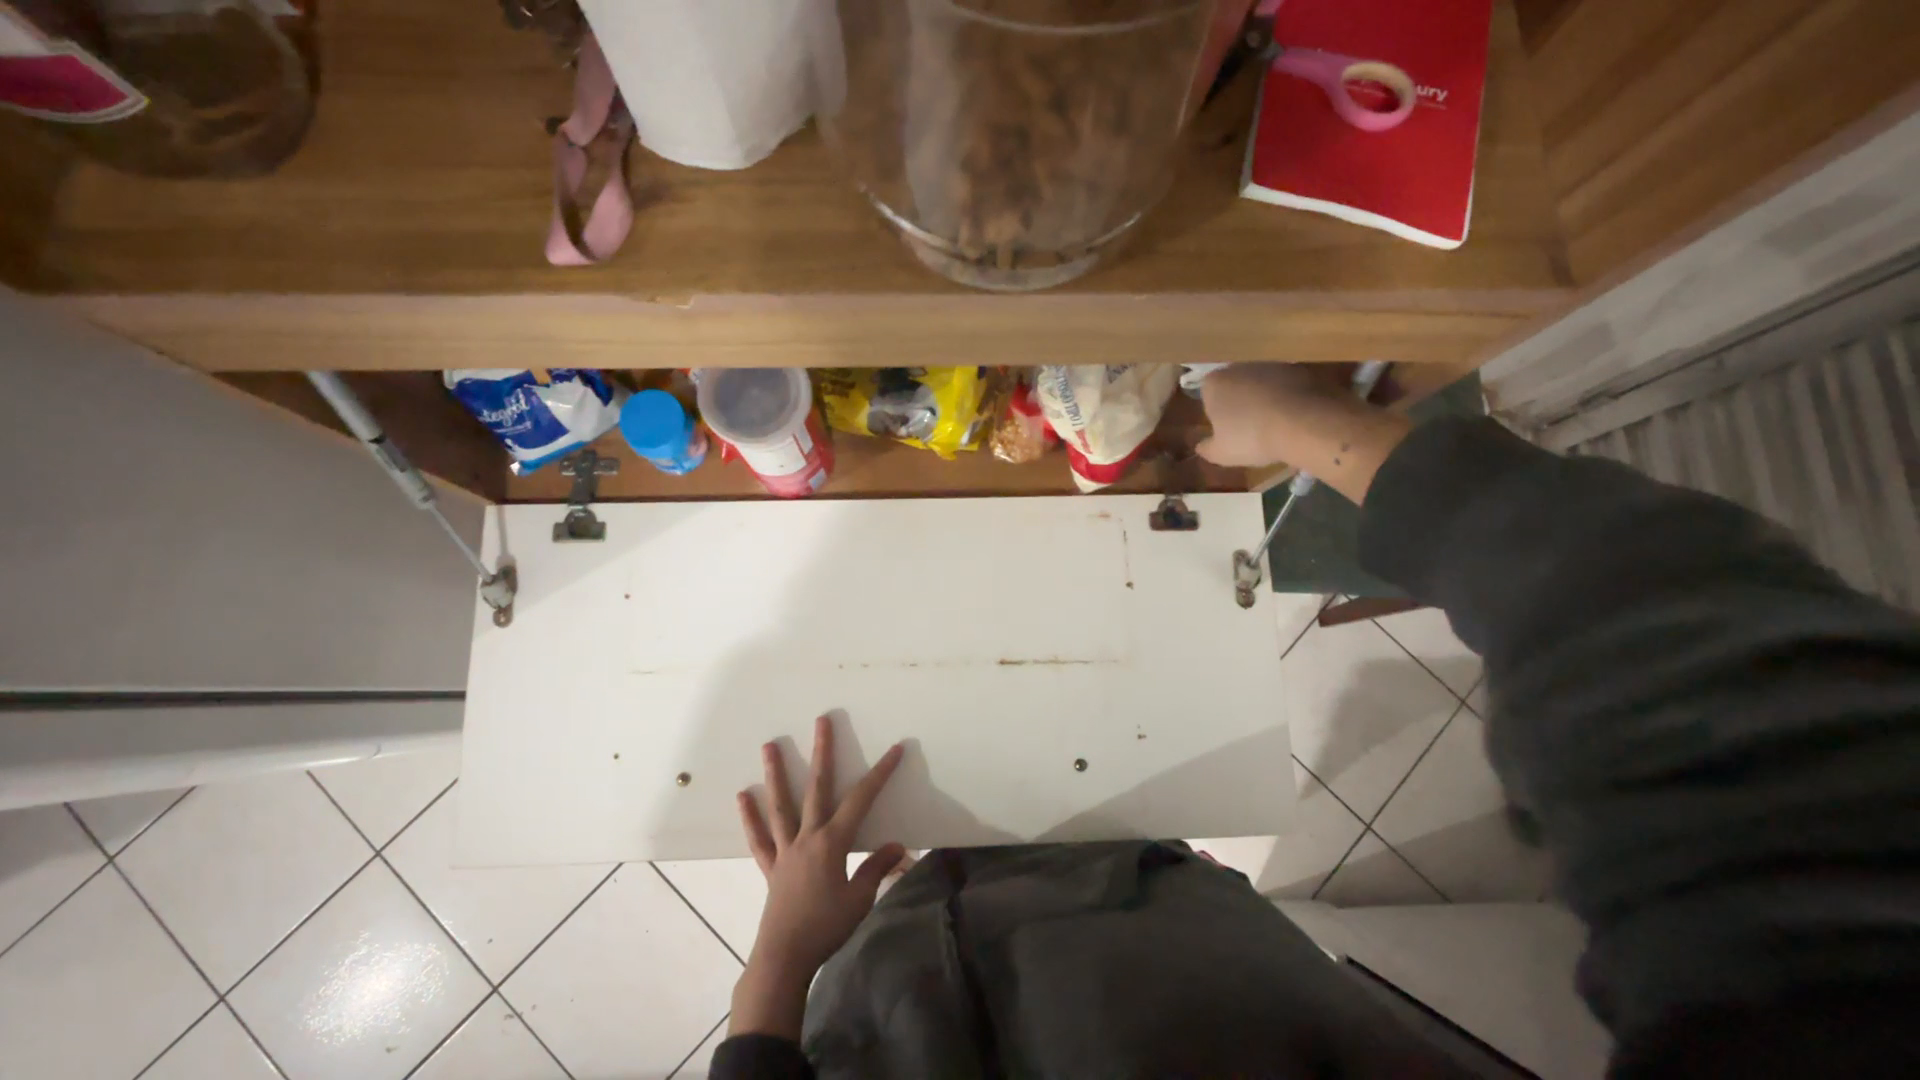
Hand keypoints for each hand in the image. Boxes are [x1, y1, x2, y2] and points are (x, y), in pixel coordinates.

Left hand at [730, 716, 905, 1039]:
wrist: (784, 956)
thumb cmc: (826, 927)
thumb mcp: (860, 899)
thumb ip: (875, 869)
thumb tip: (896, 846)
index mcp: (832, 843)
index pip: (861, 800)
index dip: (879, 773)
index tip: (895, 749)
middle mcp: (806, 838)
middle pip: (816, 788)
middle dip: (822, 752)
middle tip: (821, 721)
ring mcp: (785, 850)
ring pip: (780, 804)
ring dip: (775, 773)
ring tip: (769, 745)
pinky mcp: (770, 867)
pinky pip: (759, 838)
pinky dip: (750, 817)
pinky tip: (742, 796)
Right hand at [1195, 363, 1413, 503]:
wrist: (1303, 423)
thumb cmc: (1251, 437)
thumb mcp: (1221, 453)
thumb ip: (1207, 448)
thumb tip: (1201, 446)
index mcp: (1214, 383)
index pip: (1207, 393)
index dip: (1215, 411)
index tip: (1225, 428)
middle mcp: (1239, 366)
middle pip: (1235, 383)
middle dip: (1240, 400)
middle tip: (1248, 427)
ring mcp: (1271, 364)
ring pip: (1262, 382)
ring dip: (1265, 397)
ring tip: (1274, 423)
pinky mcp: (1299, 368)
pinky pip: (1286, 385)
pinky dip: (1287, 397)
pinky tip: (1294, 417)